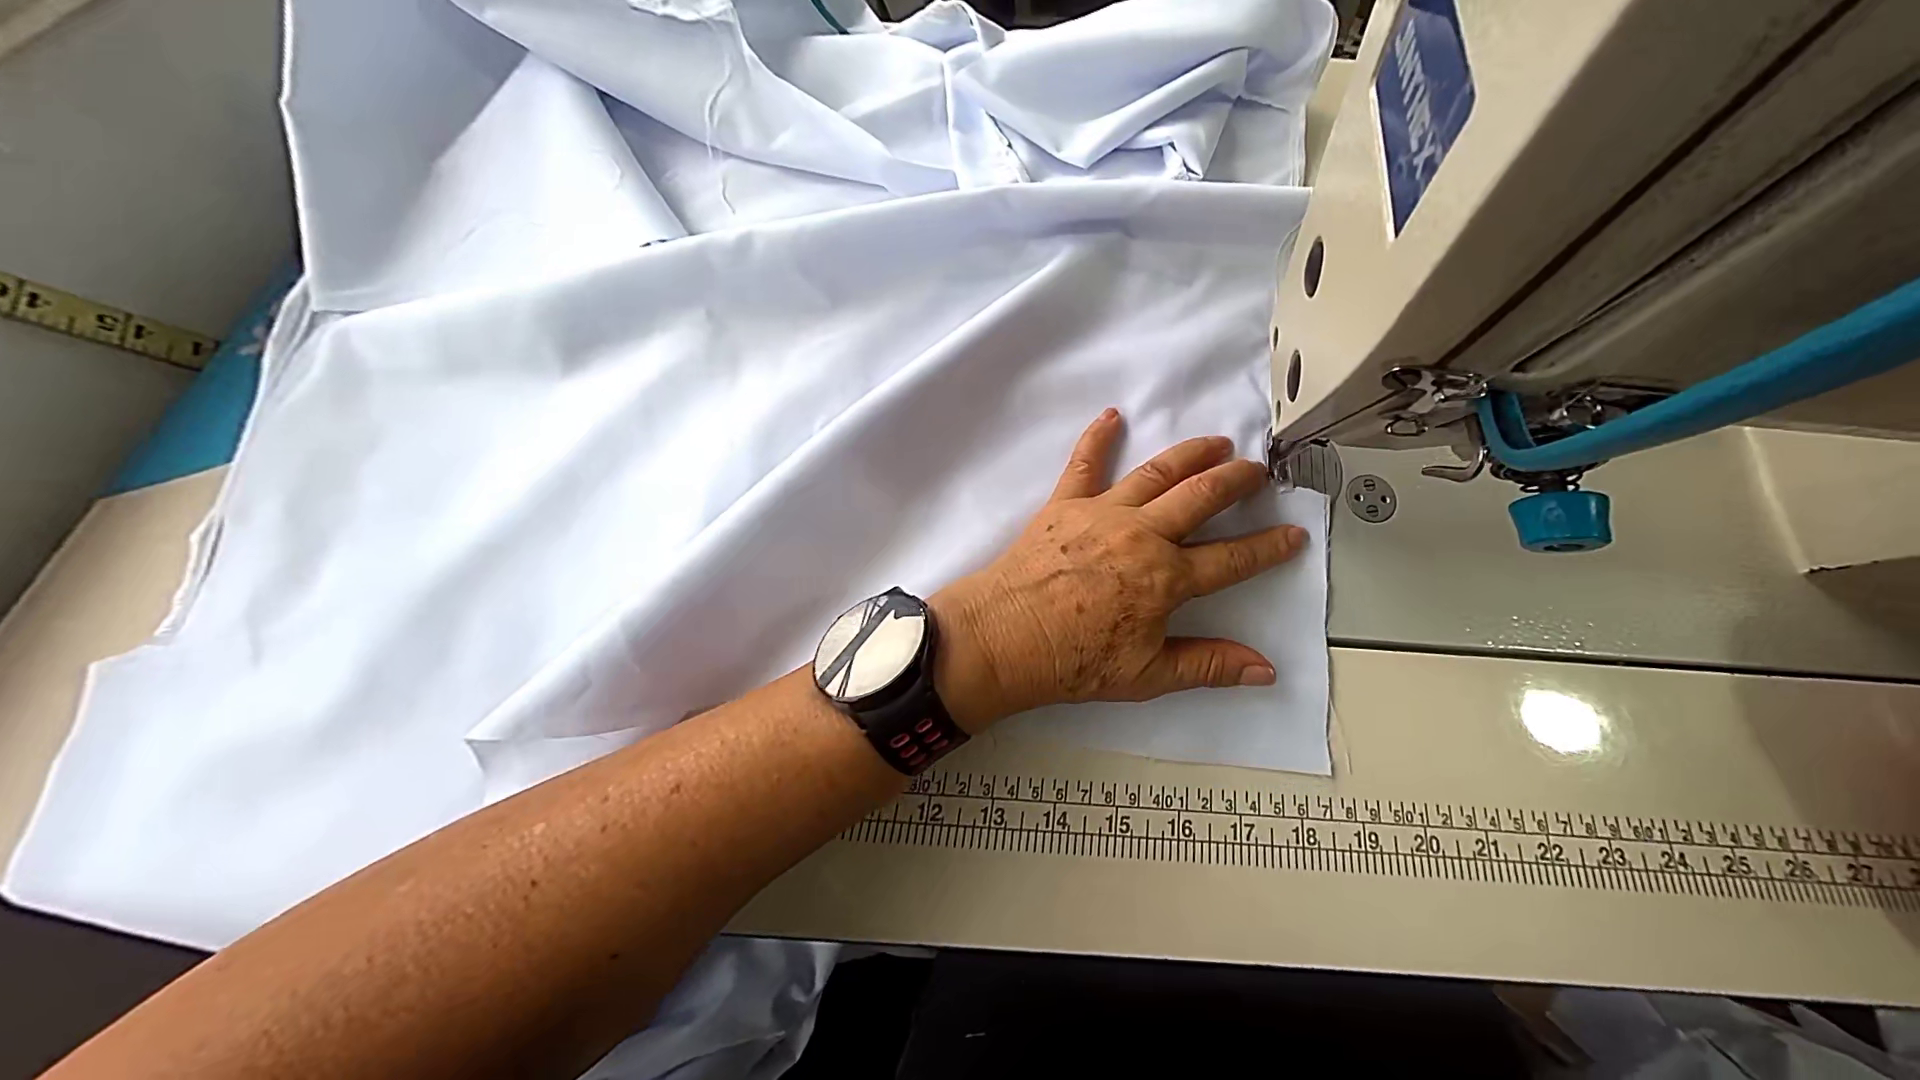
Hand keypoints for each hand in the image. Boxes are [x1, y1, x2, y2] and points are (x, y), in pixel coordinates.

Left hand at [930, 408, 1308, 732]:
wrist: (1004, 638)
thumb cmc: (1071, 660)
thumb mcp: (1147, 675)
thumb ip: (1208, 665)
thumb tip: (1264, 669)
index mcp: (1165, 579)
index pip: (1232, 559)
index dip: (1268, 547)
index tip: (1292, 534)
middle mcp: (1141, 536)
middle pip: (1201, 498)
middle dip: (1236, 482)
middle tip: (1257, 471)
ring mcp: (1102, 514)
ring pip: (1157, 473)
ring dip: (1190, 455)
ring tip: (1216, 443)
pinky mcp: (1064, 505)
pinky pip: (1084, 463)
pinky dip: (1098, 437)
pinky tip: (1112, 416)